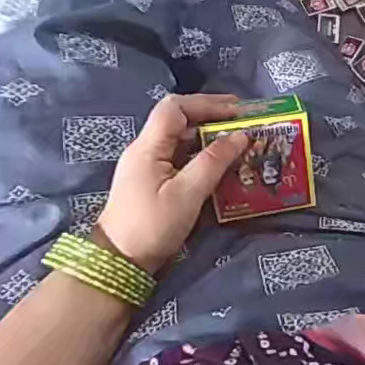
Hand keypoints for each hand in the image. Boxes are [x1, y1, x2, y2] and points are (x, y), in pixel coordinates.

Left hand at [97, 94, 248, 273]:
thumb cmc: (153, 226)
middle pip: (178, 120)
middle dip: (212, 116)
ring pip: (181, 139)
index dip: (207, 104)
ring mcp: (147, 166)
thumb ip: (214, 162)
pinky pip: (180, 157)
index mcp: (148, 147)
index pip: (175, 108)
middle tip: (243, 121)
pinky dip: (202, 154)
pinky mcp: (153, 181)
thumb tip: (241, 136)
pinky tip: (221, 162)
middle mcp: (145, 149)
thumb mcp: (187, 194)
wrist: (120, 261)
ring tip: (238, 140)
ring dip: (209, 136)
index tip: (238, 110)